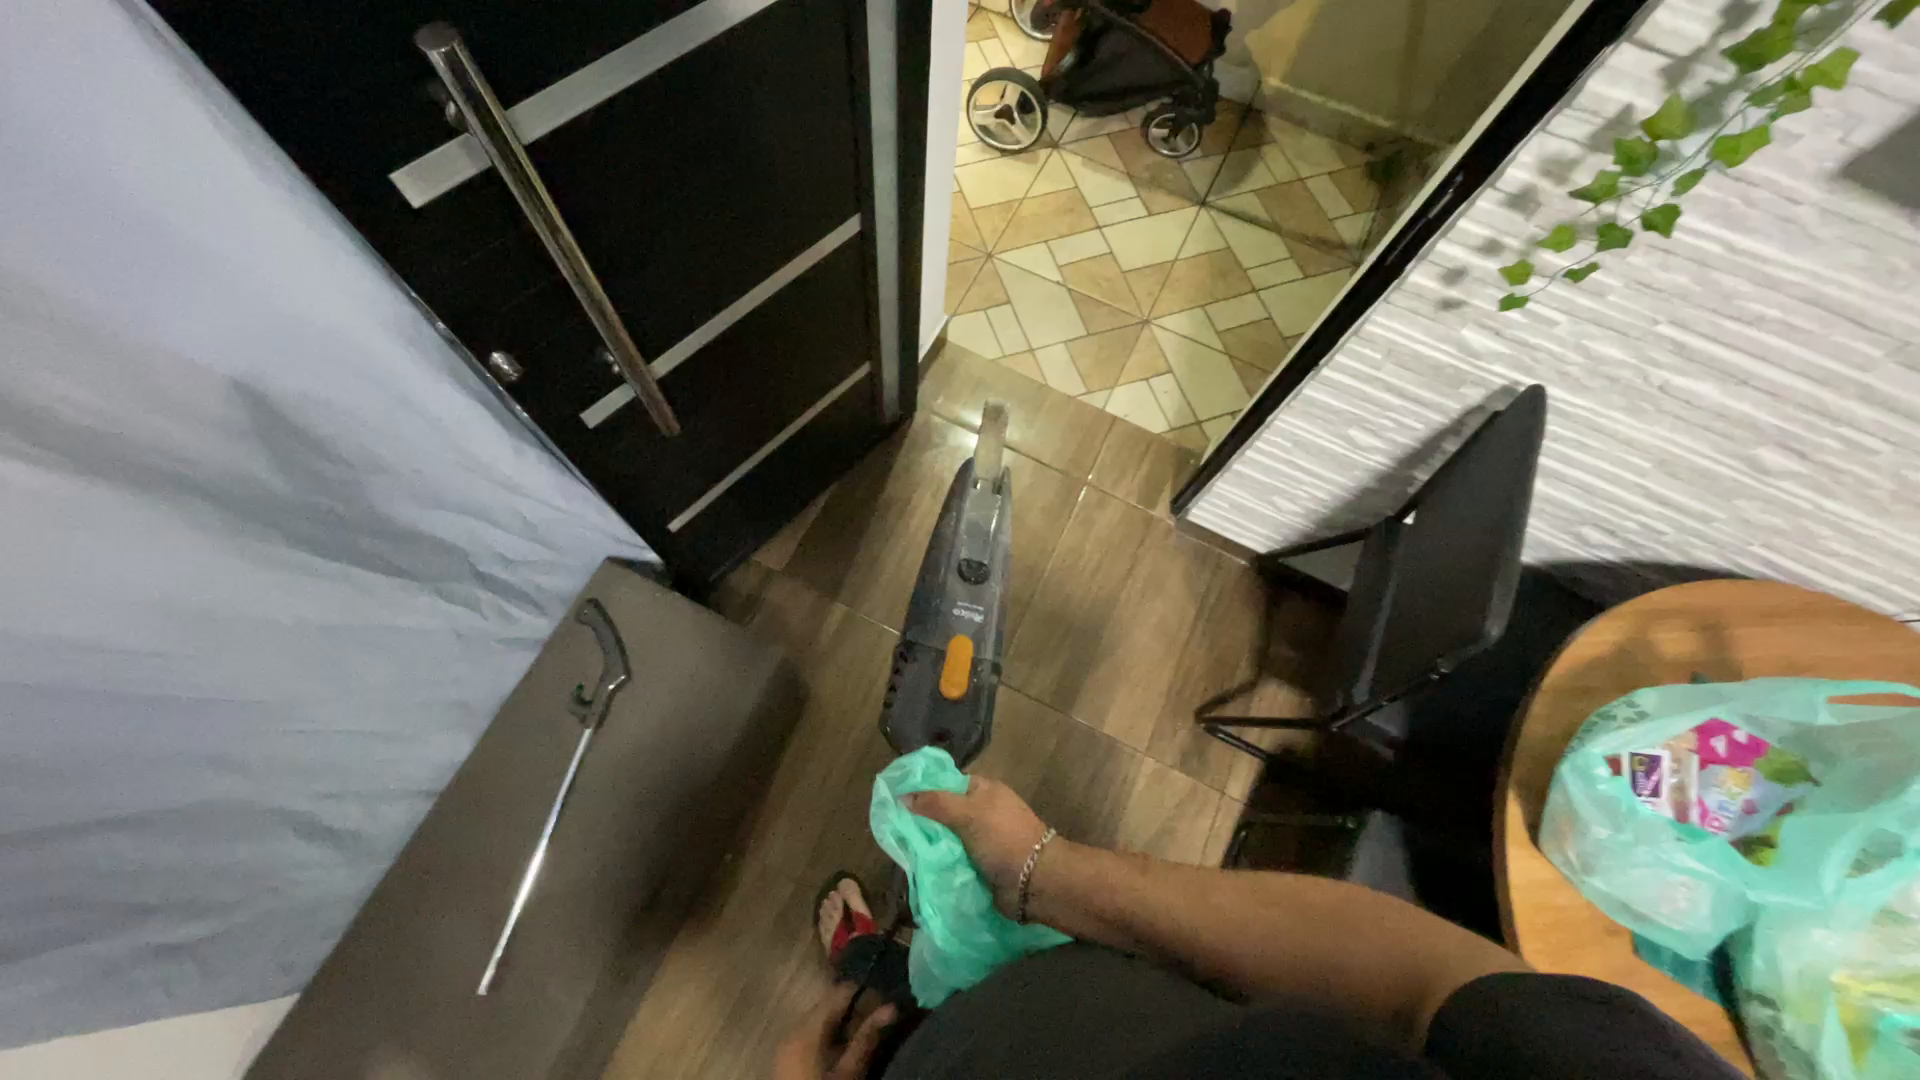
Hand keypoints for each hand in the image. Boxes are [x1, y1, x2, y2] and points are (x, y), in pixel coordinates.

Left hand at [771, 983, 897, 1079]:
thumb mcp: (849, 1072)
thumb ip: (867, 1038)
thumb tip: (892, 1008)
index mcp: (808, 1027)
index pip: (841, 991)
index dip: (864, 994)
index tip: (883, 1006)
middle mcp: (794, 1026)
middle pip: (829, 1002)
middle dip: (854, 1009)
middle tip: (875, 1024)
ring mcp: (786, 1040)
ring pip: (820, 1016)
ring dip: (841, 1022)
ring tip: (859, 1038)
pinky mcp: (785, 1055)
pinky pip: (810, 1031)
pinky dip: (827, 1034)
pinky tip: (840, 1050)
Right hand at [905, 775, 1048, 915]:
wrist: (1034, 881)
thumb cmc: (1003, 837)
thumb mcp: (968, 813)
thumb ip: (936, 803)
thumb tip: (902, 796)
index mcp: (983, 790)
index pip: (947, 781)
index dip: (923, 788)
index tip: (896, 798)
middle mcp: (982, 811)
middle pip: (944, 811)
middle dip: (922, 820)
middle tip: (894, 828)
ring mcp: (981, 839)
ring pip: (946, 837)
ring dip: (929, 844)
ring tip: (900, 848)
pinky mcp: (979, 863)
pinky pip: (952, 858)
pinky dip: (938, 861)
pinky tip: (917, 866)